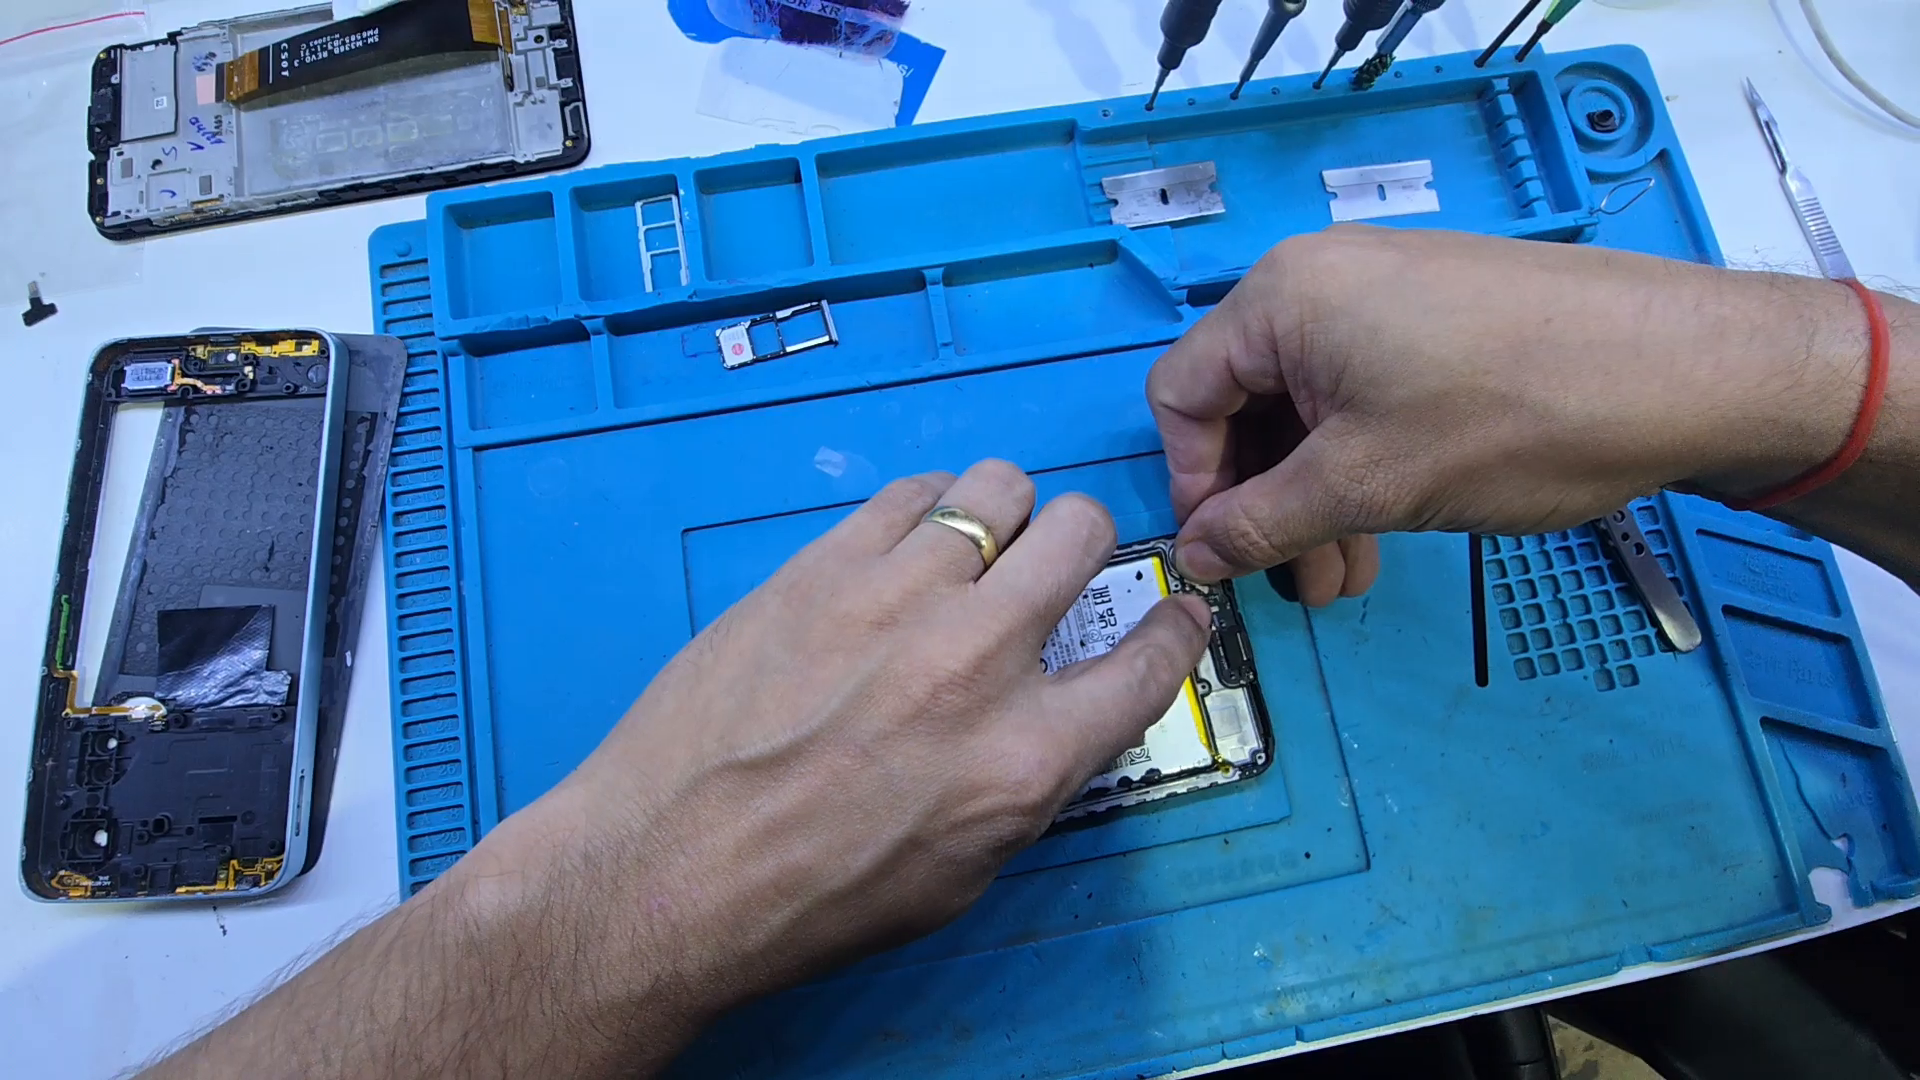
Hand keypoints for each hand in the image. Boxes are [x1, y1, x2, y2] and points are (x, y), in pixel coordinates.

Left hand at [456, 460, 1211, 1060]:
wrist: (670, 866)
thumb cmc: (821, 893)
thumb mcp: (966, 867)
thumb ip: (1033, 773)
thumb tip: (1058, 705)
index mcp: (1028, 753)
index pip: (1149, 665)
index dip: (1177, 629)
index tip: (1175, 613)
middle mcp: (979, 655)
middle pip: (1081, 532)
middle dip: (1084, 540)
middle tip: (1052, 563)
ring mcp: (899, 595)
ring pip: (996, 488)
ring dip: (1003, 512)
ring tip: (973, 544)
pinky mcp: (826, 563)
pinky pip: (912, 492)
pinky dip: (929, 508)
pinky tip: (908, 541)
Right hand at [1148, 226, 1869, 583]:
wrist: (1713, 372)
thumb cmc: (1512, 419)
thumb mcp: (1363, 485)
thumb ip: (1257, 526)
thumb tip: (1192, 561)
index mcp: (1277, 300)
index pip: (1181, 396)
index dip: (1192, 480)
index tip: (1224, 547)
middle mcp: (1311, 287)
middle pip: (1239, 411)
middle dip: (1260, 504)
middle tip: (1291, 577)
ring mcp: (1369, 302)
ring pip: (1297, 419)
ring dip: (1307, 503)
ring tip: (1339, 576)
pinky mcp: (1417, 325)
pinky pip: (1347, 405)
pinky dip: (1347, 471)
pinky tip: (1371, 537)